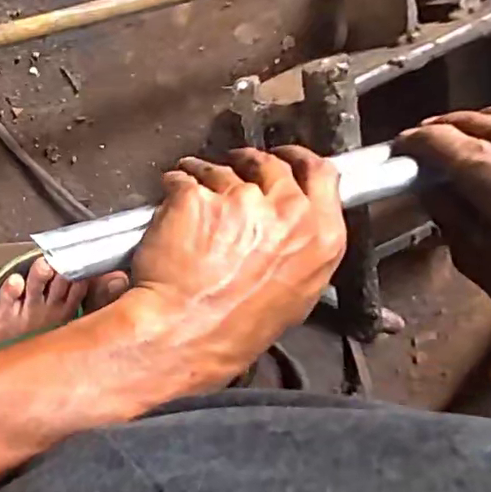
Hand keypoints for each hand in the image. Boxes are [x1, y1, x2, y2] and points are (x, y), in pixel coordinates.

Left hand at [124, 147, 346, 380]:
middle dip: (250, 162)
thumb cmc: (233, 329)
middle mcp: (285, 214)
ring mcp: (240, 202)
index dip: (299, 162)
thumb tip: (293, 232)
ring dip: (206, 172)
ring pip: (222, 168)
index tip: (288, 159)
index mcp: (319, 239)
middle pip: (271, 165)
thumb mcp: (295, 298)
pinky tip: (170, 198)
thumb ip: (302, 252)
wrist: (184, 332)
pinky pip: (183, 178)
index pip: (321, 176)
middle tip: (235, 165)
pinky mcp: (197, 197)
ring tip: (194, 183)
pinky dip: (174, 183)